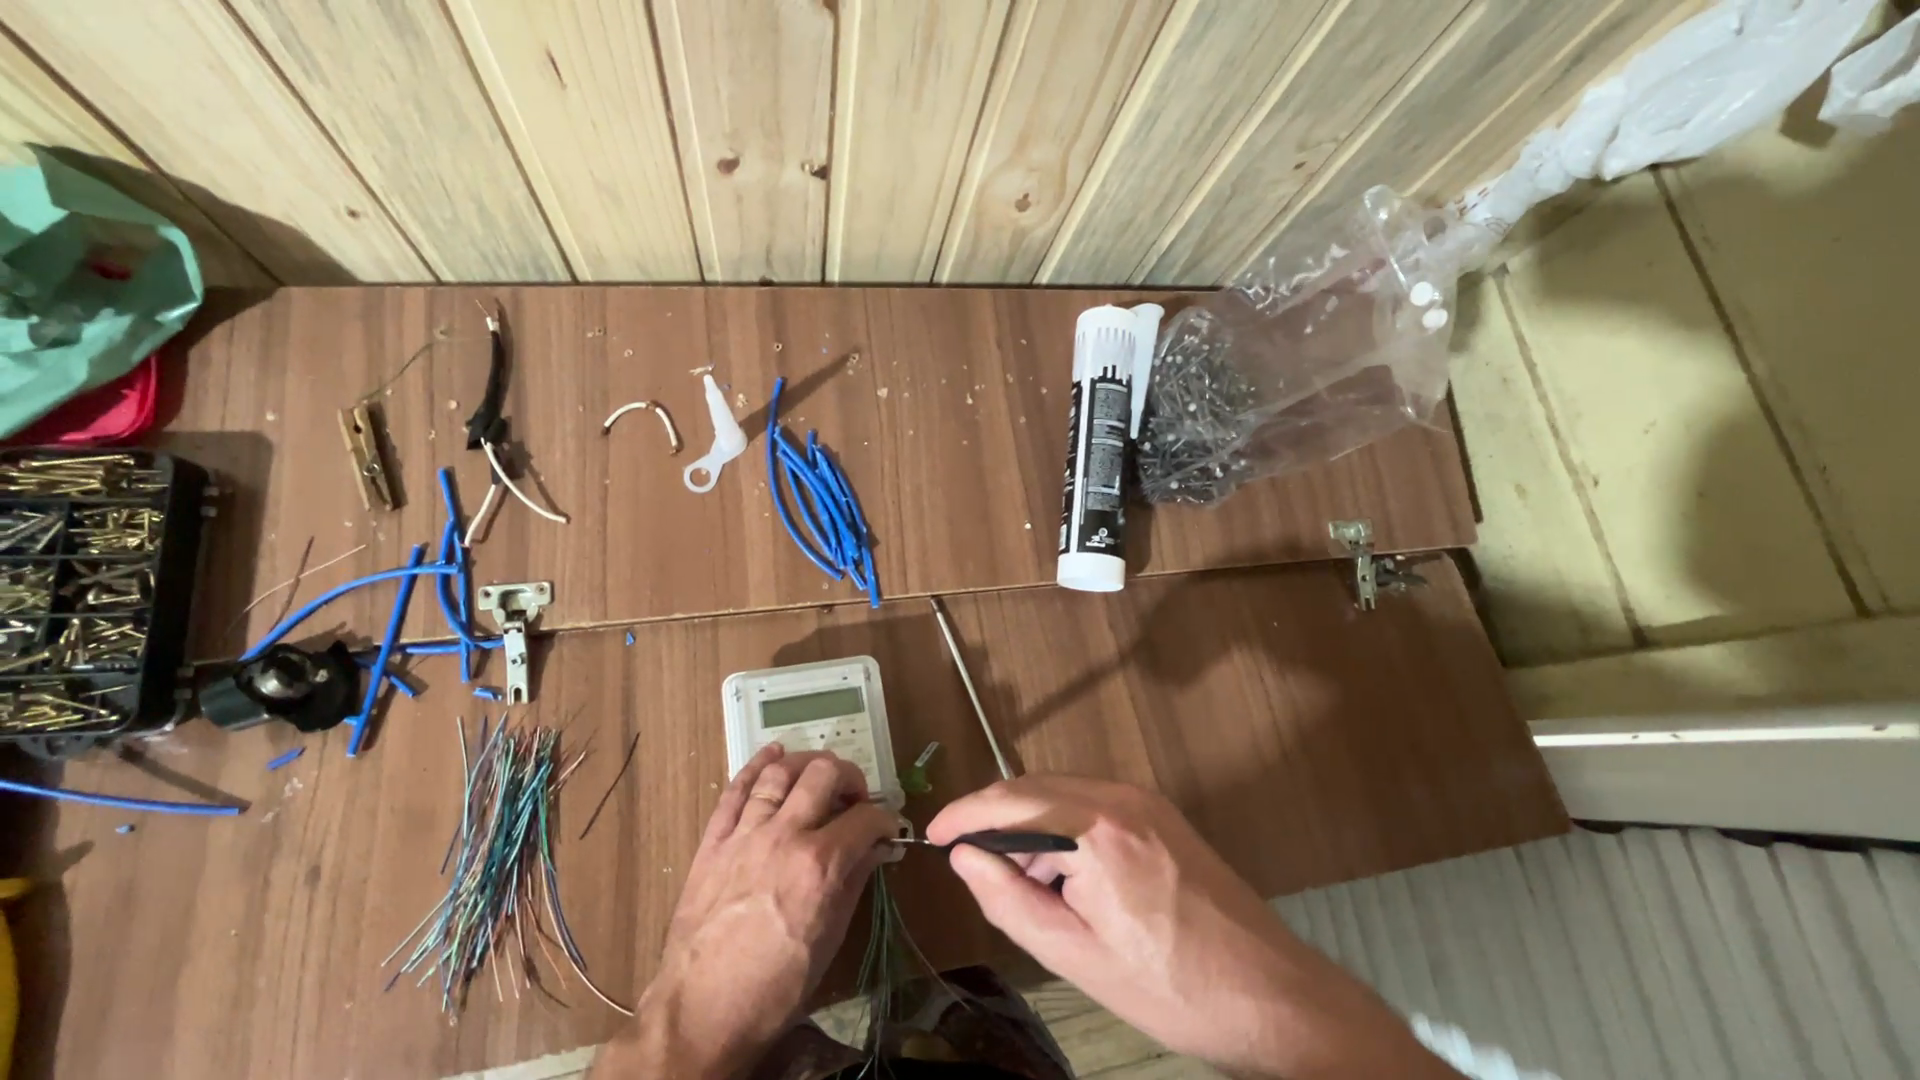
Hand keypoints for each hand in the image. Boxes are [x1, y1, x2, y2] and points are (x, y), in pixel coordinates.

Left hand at [598, 744, 896, 1079]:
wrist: (703, 1009)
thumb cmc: (776, 986)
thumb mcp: (829, 938)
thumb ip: (854, 883)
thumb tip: (874, 851)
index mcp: (820, 864)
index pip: (866, 817)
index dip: (885, 819)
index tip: (887, 828)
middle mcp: (784, 835)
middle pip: (824, 773)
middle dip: (849, 776)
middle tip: (855, 796)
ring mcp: (745, 834)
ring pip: (779, 772)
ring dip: (806, 763)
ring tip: (819, 773)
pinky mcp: (714, 841)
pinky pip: (735, 790)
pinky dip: (756, 765)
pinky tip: (772, 754)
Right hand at [927, 775, 1457, 1078]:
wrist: (1270, 996)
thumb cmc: (1170, 986)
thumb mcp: (1074, 955)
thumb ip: (1009, 900)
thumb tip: (965, 858)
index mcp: (1096, 831)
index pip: (1008, 802)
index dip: (963, 815)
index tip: (932, 835)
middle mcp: (1121, 797)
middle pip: (1033, 787)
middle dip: (993, 820)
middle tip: (970, 866)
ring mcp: (1146, 800)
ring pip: (1061, 792)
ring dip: (1028, 825)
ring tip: (1020, 884)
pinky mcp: (1161, 814)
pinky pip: (1091, 803)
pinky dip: (1062, 827)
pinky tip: (1062, 874)